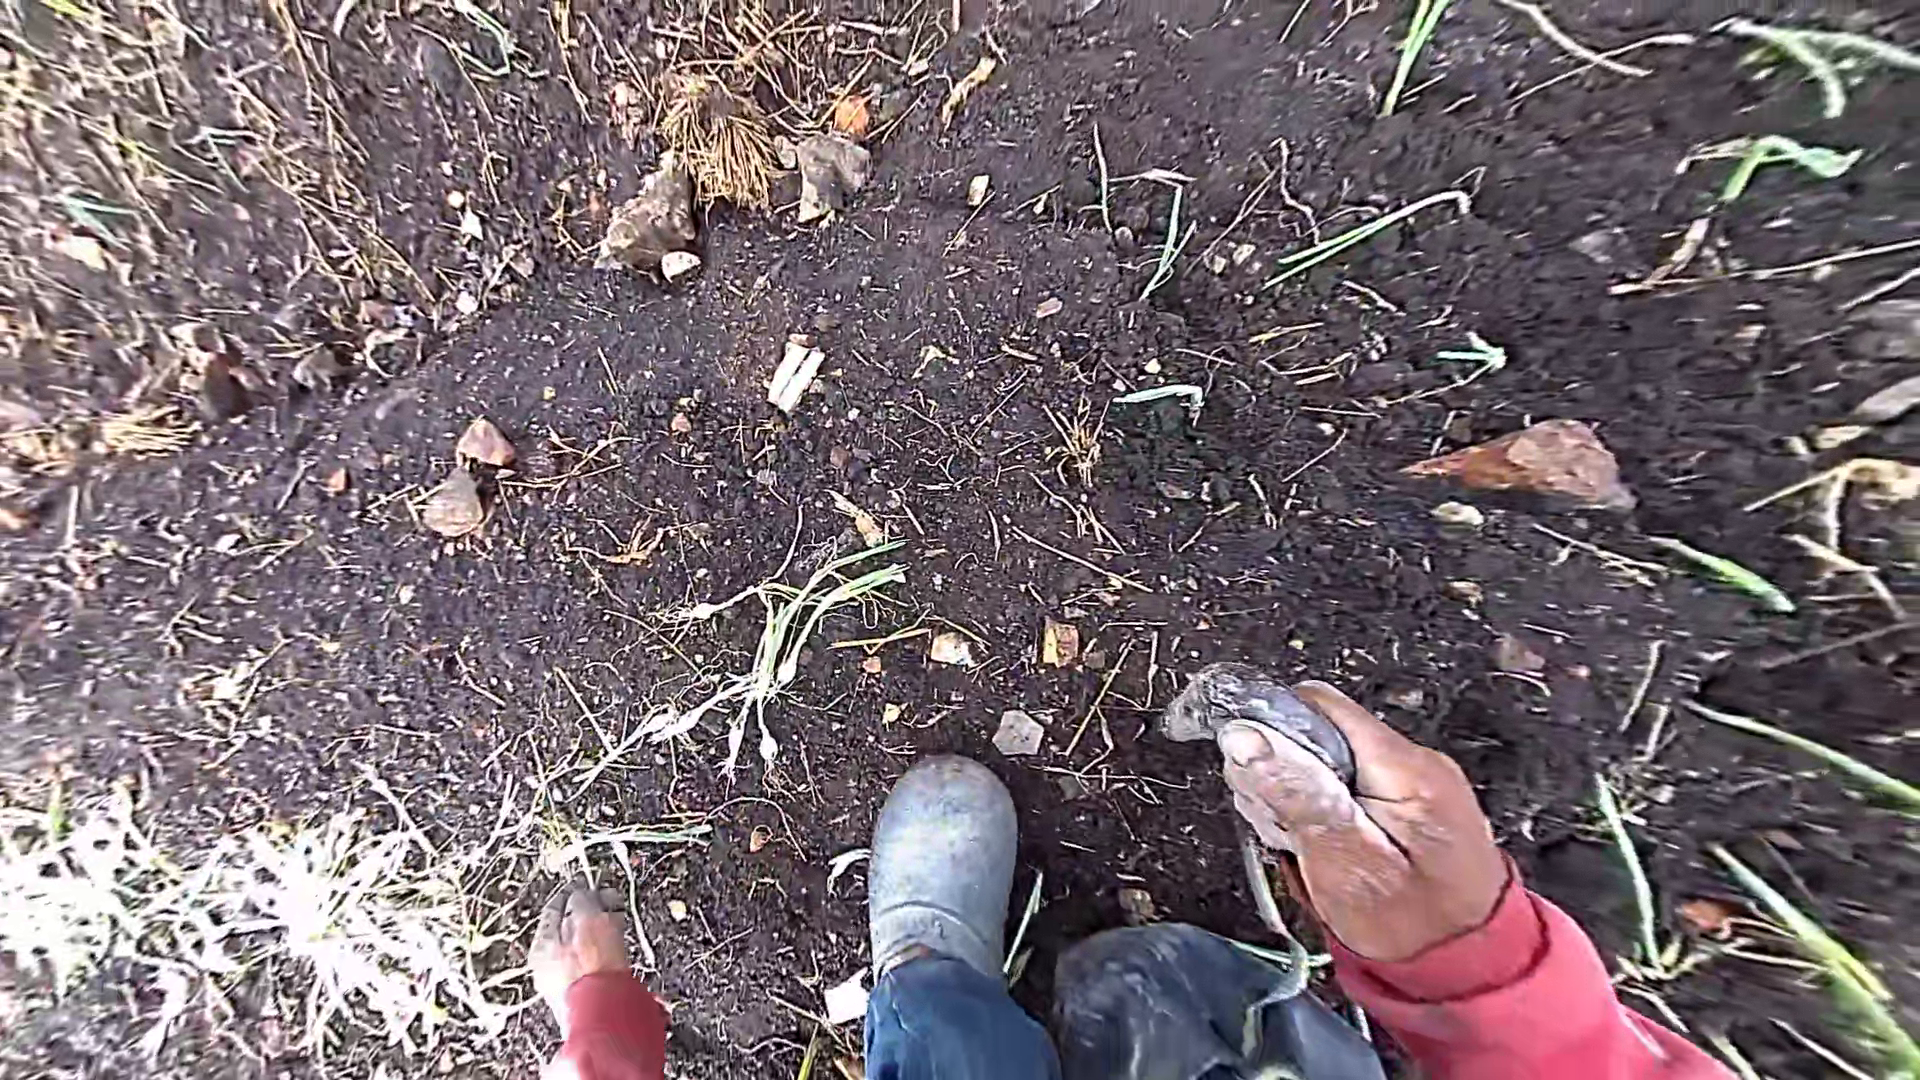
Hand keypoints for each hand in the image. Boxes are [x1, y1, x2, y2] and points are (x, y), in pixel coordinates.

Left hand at [532, 883, 630, 1034]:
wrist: (604, 1006)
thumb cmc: (593, 962)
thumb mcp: (587, 917)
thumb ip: (581, 899)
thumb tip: (580, 890)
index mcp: (541, 943)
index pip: (556, 905)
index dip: (575, 889)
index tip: (591, 880)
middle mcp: (546, 960)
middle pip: (570, 921)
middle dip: (591, 906)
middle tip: (610, 898)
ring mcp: (563, 975)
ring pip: (583, 937)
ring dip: (600, 923)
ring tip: (617, 918)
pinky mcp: (582, 984)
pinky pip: (592, 953)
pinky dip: (604, 941)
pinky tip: (617, 938)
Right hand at [1220, 681, 1509, 961]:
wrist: (1465, 978)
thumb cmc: (1409, 926)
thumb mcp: (1344, 862)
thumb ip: (1296, 794)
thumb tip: (1243, 735)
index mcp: (1404, 766)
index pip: (1315, 704)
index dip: (1273, 729)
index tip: (1257, 773)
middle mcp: (1410, 759)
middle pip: (1312, 728)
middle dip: (1278, 768)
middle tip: (1282, 821)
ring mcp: (1406, 776)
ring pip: (1315, 752)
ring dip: (1289, 789)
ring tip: (1298, 836)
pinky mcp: (1397, 794)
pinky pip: (1334, 775)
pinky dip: (1310, 802)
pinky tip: (1313, 836)